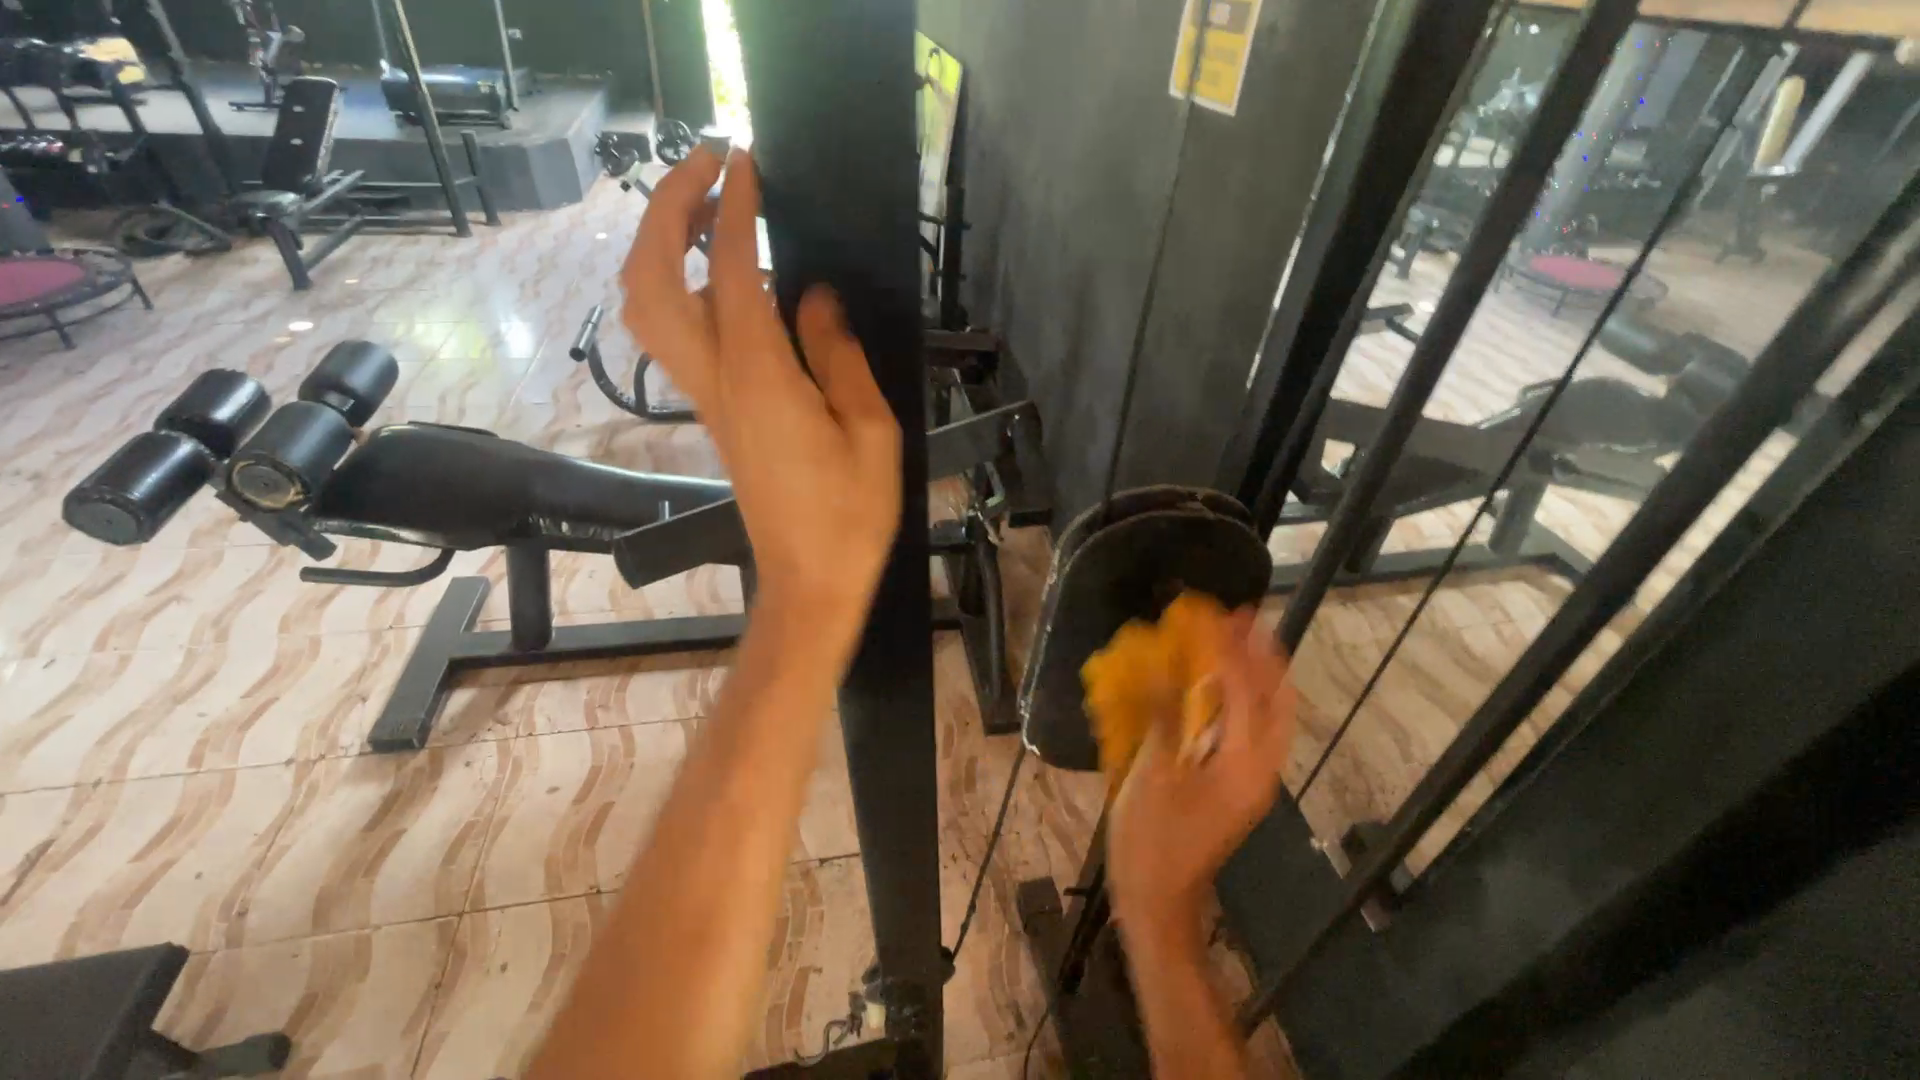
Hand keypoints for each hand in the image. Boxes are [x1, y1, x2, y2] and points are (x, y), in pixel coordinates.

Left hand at [619, 147, 901, 625]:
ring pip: (649, 308)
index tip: (746, 162)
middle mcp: (718, 381)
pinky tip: (728, 276)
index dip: (736, 209)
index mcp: (761, 380)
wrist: (809, 581)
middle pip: (653, 281)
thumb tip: (814, 297)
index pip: (733, 272)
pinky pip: (677, 335)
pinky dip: (682, 285)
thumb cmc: (851, 515)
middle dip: (665, 210)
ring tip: (709, 209)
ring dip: (662, 246)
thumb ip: (839, 355)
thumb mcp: (870, 431)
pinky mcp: (715, 413)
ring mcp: (708, 398)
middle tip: (706, 169)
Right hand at [1107, 611, 1296, 936]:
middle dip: (1263, 656)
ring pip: (1272, 716)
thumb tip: (1161, 667)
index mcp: (1243, 766)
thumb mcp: (1153, 774)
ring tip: (1244, 639)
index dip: (1231, 650)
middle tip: (1247, 617)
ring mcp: (1255, 780)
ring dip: (1259, 675)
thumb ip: (1164, 717)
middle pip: (1276, 701)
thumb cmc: (1152, 839)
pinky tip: (1225, 685)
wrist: (1158, 898)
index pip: (1244, 693)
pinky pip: (1256, 731)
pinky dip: (1247, 700)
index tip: (1221, 614)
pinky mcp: (1241, 786)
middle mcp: (1261, 769)